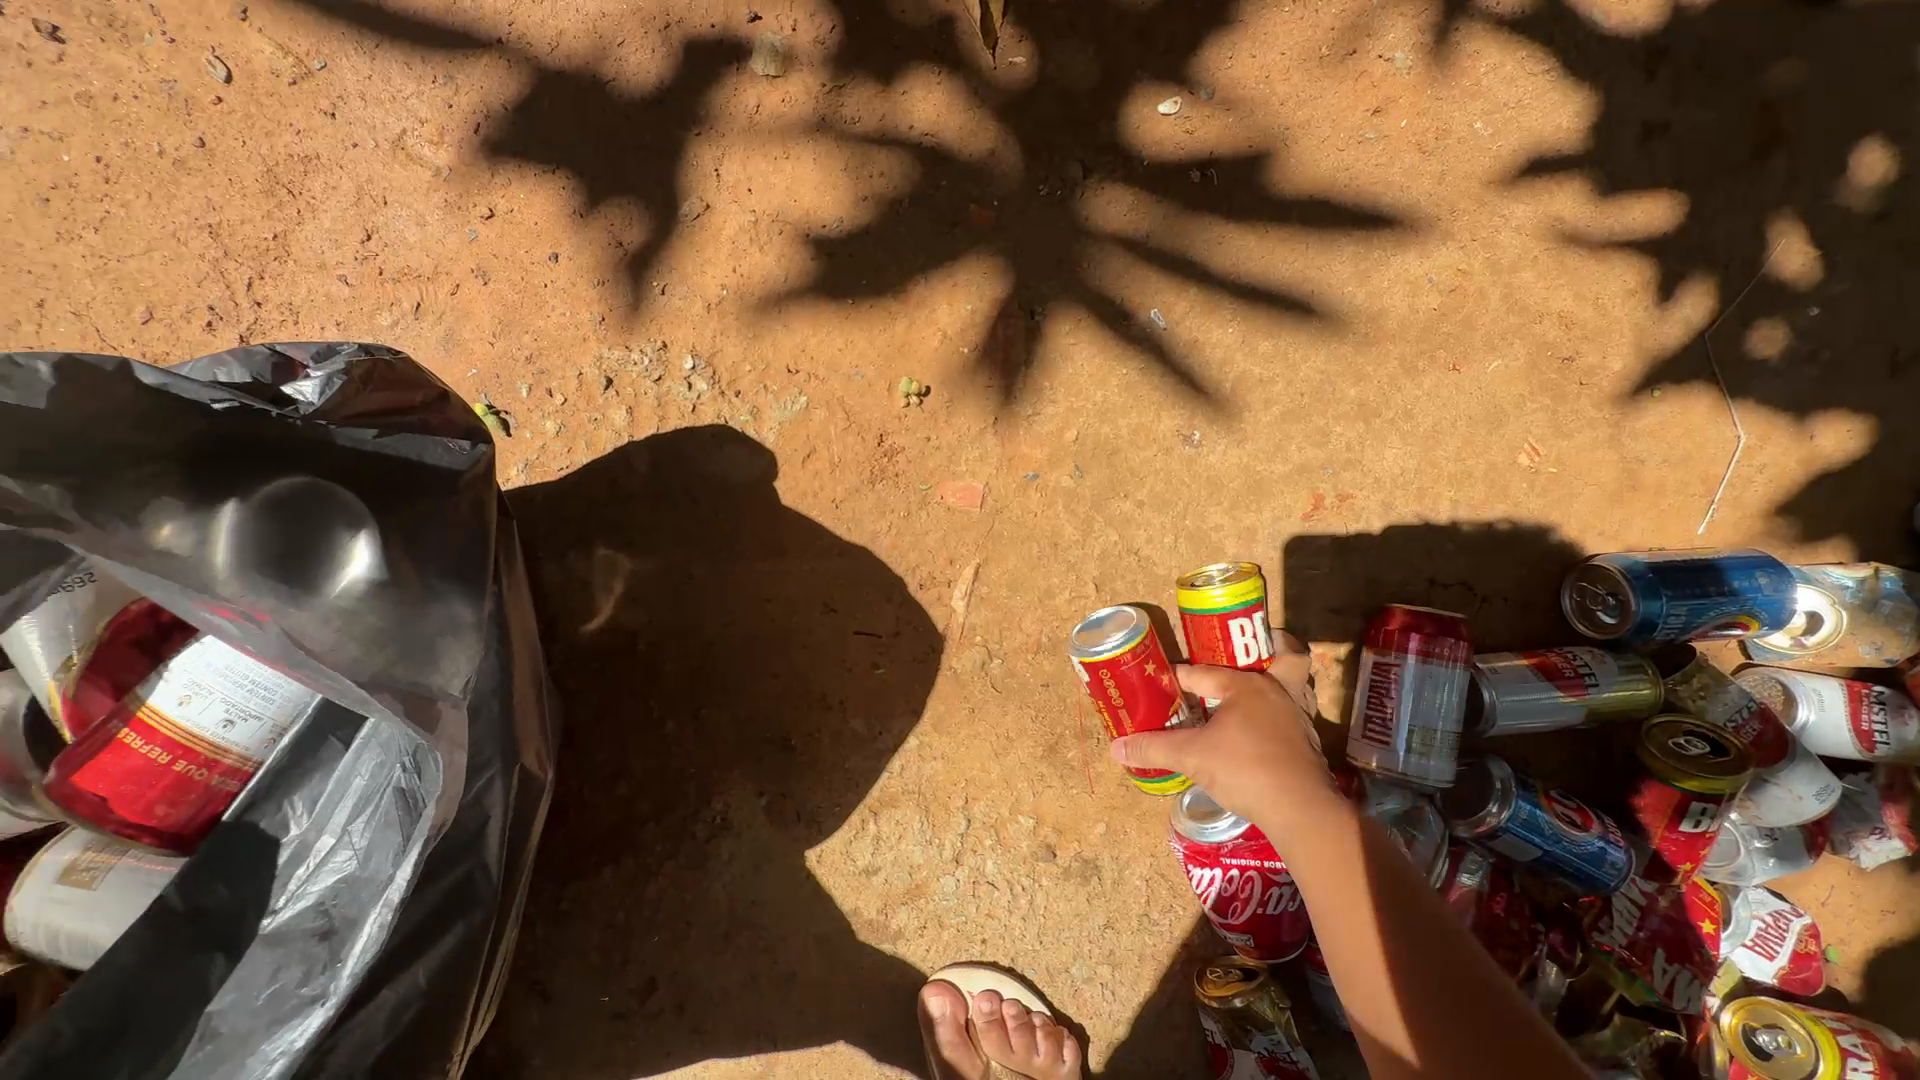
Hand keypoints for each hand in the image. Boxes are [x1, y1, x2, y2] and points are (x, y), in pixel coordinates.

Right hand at [1110, 642, 1345, 837]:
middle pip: (1287, 657)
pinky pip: (1293, 718)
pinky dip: (1278, 719)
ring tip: (1251, 697)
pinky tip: (1259, 736)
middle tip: (1247, 655)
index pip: (1204, 672)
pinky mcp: (1307, 744)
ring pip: (1295, 689)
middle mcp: (1276, 693)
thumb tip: (1116, 748)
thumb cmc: (1244, 769)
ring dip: (1277, 687)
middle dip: (1273, 649)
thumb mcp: (1191, 757)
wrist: (1299, 809)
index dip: (1180, 675)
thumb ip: (1153, 748)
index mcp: (1246, 686)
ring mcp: (1297, 718)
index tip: (1163, 680)